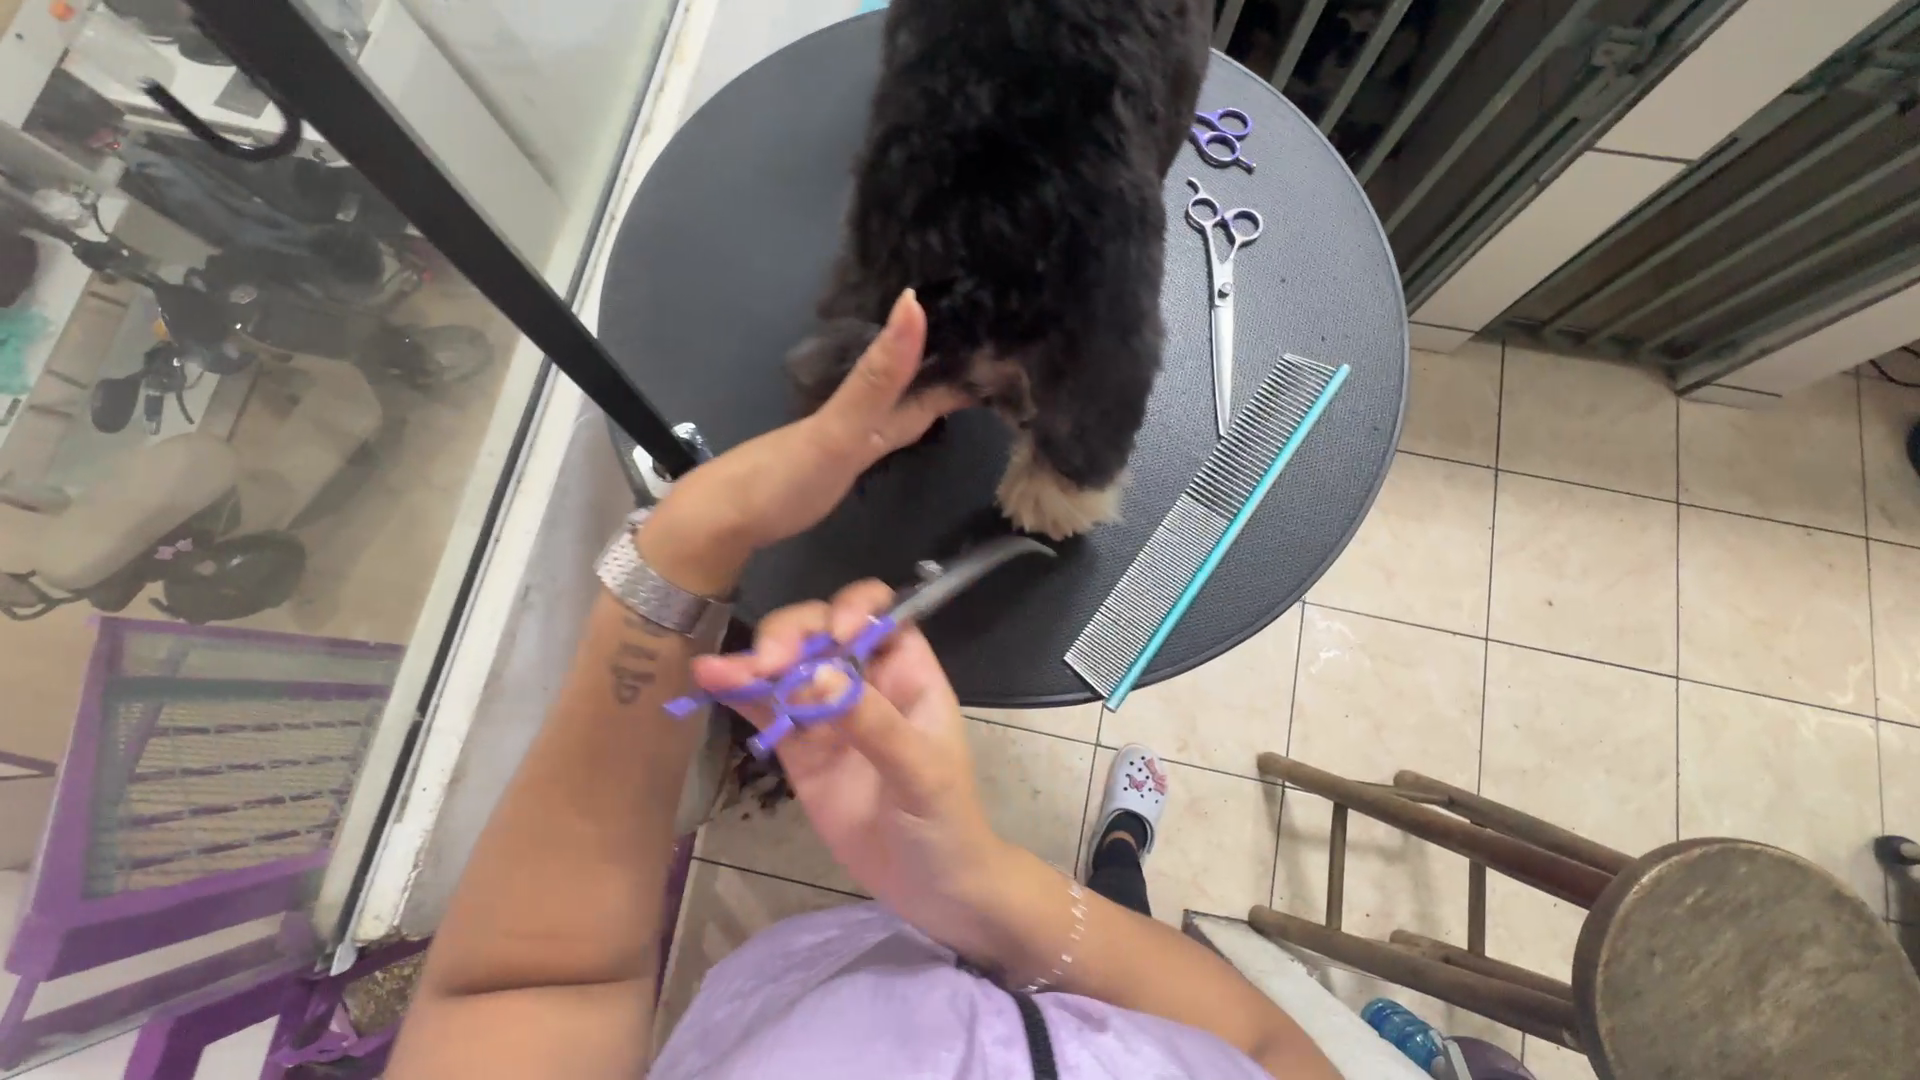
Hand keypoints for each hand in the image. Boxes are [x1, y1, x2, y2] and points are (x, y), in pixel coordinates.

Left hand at [640, 290, 969, 593]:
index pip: (921, 363)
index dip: (955, 345)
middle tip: (1002, 348)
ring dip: (939, 384)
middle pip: (916, 376)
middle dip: (954, 360)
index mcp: (866, 397)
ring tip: (982, 372)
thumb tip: (913, 302)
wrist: (727, 519)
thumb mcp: (840, 428)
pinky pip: (893, 426)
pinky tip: (925, 412)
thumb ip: (878, 377)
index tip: (1000, 330)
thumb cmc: (786, 475)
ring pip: (906, 398)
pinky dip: (917, 414)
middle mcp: (863, 408)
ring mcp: (853, 433)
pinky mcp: (845, 460)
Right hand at [690, 581, 1011, 946]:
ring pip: (789, 667)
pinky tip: (709, 681)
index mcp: (908, 673)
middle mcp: (866, 681)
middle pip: (823, 631)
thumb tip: (813, 675)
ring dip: (755, 662)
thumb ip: (871, 722)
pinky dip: (741, 695)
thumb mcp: (920, 770)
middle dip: (794, 635)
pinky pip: (768, 711)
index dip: (854, 609)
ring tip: (716, 669)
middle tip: (769, 664)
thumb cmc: (945, 819)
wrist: (931, 887)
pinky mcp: (800, 748)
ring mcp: (829, 713)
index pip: (881, 615)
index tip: (832, 635)